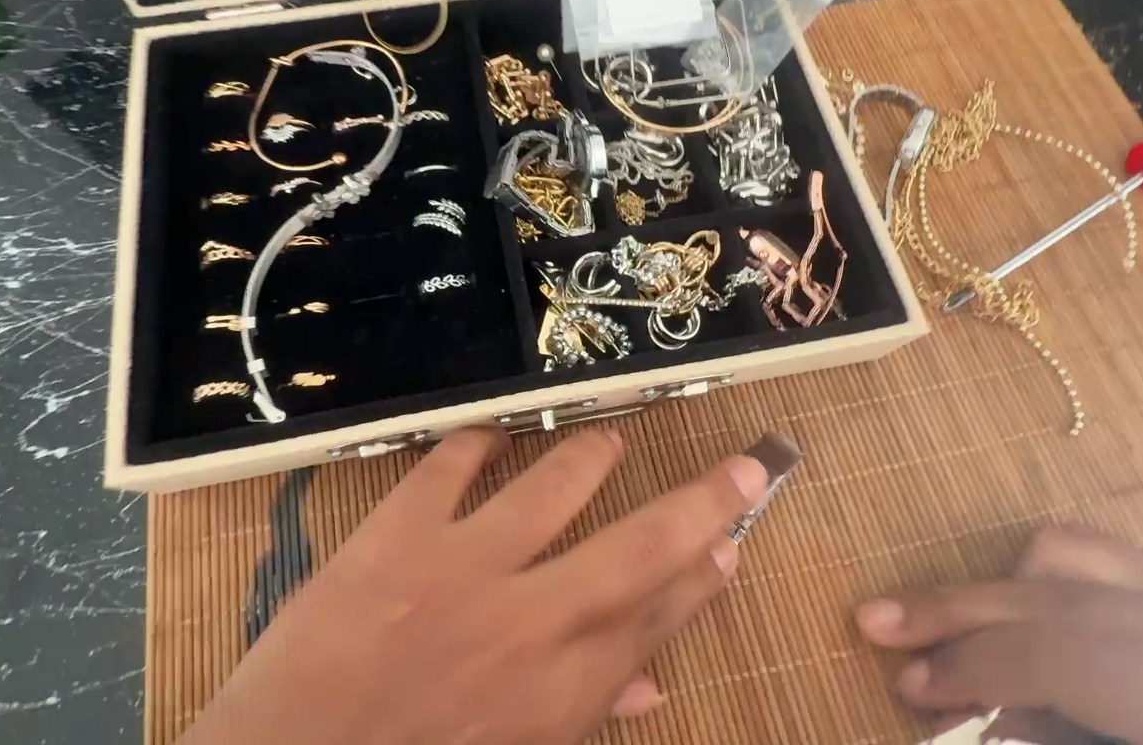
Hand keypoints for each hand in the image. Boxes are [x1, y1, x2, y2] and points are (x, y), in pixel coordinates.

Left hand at [187, 426, 767, 744]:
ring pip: (553, 488)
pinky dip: (477, 441)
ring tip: (610, 440)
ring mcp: (460, 567)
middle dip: (703, 504)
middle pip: (639, 549)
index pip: (653, 620)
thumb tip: (652, 682)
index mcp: (555, 693)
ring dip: (591, 456)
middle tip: (746, 466)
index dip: (702, 580)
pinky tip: (494, 431)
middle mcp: (526, 621)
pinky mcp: (396, 533)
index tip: (732, 544)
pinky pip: (449, 466)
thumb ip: (584, 712)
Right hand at [855, 525, 1142, 744]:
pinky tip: (1016, 602)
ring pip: (1066, 554)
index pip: (1052, 656)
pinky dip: (1041, 570)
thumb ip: (1054, 737)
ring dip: (994, 586)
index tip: (907, 686)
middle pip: (1044, 594)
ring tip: (950, 625)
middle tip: (874, 623)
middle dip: (950, 610)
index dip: (967, 667)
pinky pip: (1101, 554)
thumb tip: (969, 714)